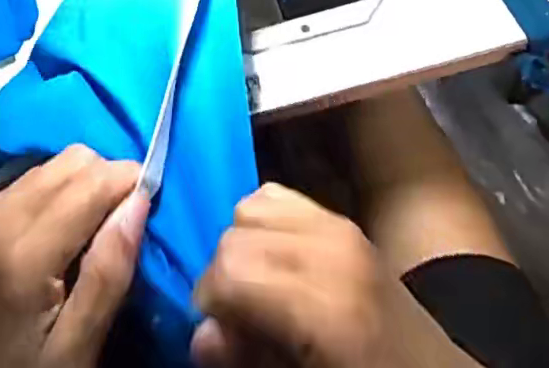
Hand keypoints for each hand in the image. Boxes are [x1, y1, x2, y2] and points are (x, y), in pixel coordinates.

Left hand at [0, 145, 149, 367]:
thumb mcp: (74, 350)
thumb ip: (109, 273)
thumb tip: (141, 199)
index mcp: (23, 252)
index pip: (98, 179)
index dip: (134, 186)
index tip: (148, 217)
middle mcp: (2, 213)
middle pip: (81, 159)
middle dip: (111, 182)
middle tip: (119, 230)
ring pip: (63, 159)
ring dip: (90, 182)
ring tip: (94, 230)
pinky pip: (43, 172)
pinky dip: (67, 187)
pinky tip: (68, 228)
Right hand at [191, 184, 476, 367]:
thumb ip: (250, 360)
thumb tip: (204, 334)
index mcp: (326, 300)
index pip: (230, 264)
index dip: (209, 303)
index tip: (222, 340)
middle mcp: (333, 245)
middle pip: (237, 228)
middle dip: (223, 275)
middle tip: (240, 323)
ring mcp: (341, 224)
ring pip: (254, 203)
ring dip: (244, 245)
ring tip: (259, 291)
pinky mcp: (344, 220)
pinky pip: (282, 197)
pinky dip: (266, 224)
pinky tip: (280, 266)